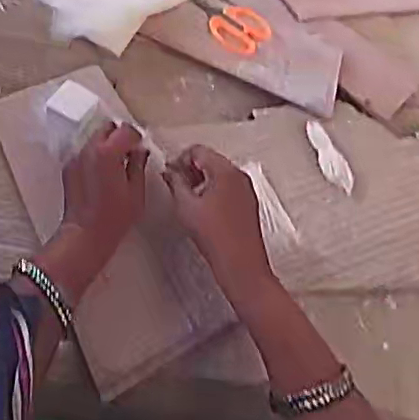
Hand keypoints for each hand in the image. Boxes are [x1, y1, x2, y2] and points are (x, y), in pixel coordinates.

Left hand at [59, 122, 149, 252]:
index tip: (140, 148)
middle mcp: (89, 148)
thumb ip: (138, 164)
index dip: (136, 137)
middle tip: (127, 154)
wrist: (85, 233)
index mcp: (108, 152)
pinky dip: (93, 156)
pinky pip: (84, 151)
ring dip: (105, 145)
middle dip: (118, 136)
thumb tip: (141, 150)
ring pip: (94, 138)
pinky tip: (98, 175)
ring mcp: (76, 155)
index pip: (125, 130)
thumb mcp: (136, 192)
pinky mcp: (68, 165)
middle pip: (106, 128)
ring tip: (113, 165)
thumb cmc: (115, 216)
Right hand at [163, 145, 274, 292]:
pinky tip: (203, 210)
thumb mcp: (185, 205)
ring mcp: (246, 191)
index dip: (179, 160)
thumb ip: (174, 181)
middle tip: (176, 185)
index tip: (171, 173)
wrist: (242, 268)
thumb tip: (170, 172)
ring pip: (218, 173)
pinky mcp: (248, 205)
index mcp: (226, 171)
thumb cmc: (218, 239)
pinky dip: (213, 191)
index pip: (197, 150)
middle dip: (190, 169)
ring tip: (188, 200)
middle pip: (209, 159)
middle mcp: (239, 177)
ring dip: (200, 180)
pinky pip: (227, 187)